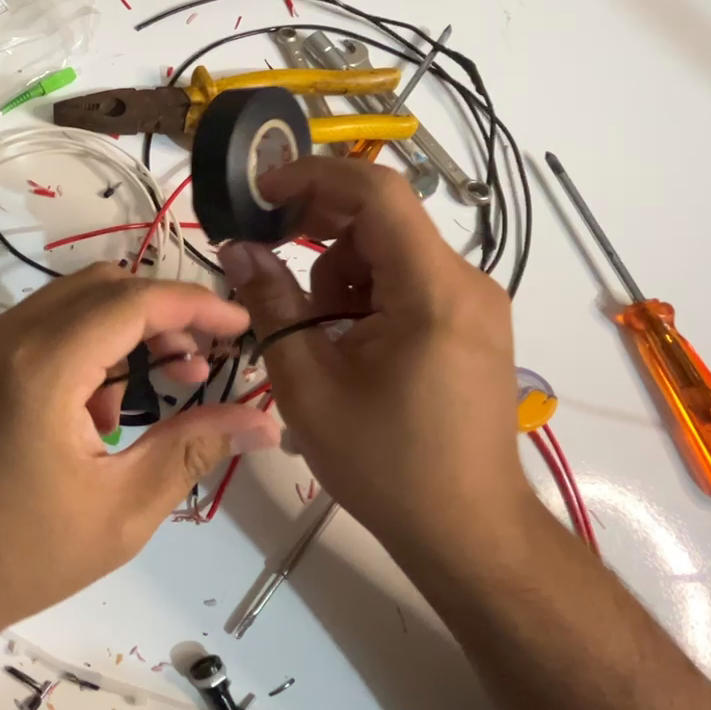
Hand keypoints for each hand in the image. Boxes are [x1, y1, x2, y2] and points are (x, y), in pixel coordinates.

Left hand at [0, 264, 280, 641]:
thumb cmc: (25, 554)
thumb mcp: (123, 508)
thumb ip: (194, 447)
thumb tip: (262, 420)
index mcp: (43, 366)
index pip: (134, 302)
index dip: (196, 306)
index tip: (242, 327)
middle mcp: (8, 336)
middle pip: (104, 286)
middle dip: (163, 313)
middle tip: (203, 362)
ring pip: (73, 301)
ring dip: (125, 326)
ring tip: (162, 385)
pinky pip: (44, 324)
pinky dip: (86, 342)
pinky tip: (100, 408)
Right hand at [216, 158, 532, 561]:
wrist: (468, 533)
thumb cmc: (385, 463)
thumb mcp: (307, 383)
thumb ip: (270, 303)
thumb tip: (237, 246)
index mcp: (432, 291)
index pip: (377, 193)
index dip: (313, 176)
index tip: (260, 192)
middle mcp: (465, 282)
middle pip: (380, 218)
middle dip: (315, 229)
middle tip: (266, 257)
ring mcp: (472, 303)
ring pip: (387, 250)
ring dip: (336, 272)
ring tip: (314, 334)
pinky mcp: (468, 323)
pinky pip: (404, 279)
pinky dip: (361, 294)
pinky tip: (344, 343)